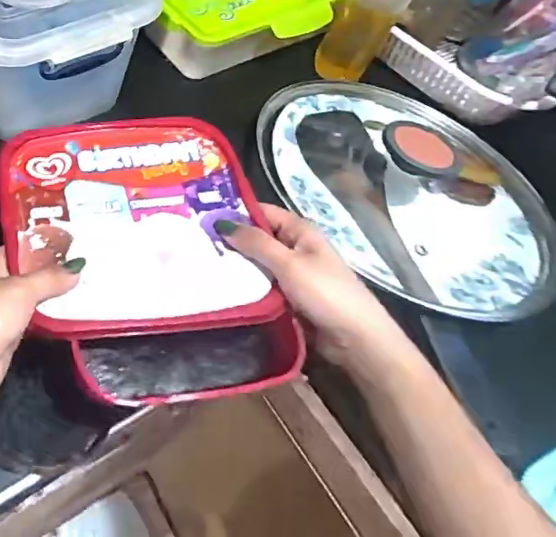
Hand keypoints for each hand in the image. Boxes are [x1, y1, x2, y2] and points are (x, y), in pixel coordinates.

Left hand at [0, 248, 81, 405]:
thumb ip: (50, 278)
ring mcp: (1, 308)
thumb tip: (77, 267)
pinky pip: (34, 318)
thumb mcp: (22, 290)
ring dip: (54, 295)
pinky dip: (50, 316)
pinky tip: (74, 311)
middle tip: (88, 266)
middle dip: (54, 272)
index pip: (22, 247)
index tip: (76, 245)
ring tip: (87, 286)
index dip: (47, 246)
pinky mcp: (9, 332)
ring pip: (33, 296)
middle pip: (29, 272)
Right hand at [218, 203, 418, 375]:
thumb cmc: (326, 293)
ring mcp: (293, 274)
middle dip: (231, 242)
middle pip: (257, 238)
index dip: (235, 213)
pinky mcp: (290, 298)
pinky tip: (223, 288)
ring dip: (238, 267)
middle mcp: (296, 247)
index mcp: (300, 230)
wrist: (359, 343)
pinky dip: (247, 286)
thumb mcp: (288, 264)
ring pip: (257, 264)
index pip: (261, 212)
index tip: (202, 218)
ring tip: (203, 266)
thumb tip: (221, 222)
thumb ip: (255, 242)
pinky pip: (263, 286)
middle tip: (196, 245)